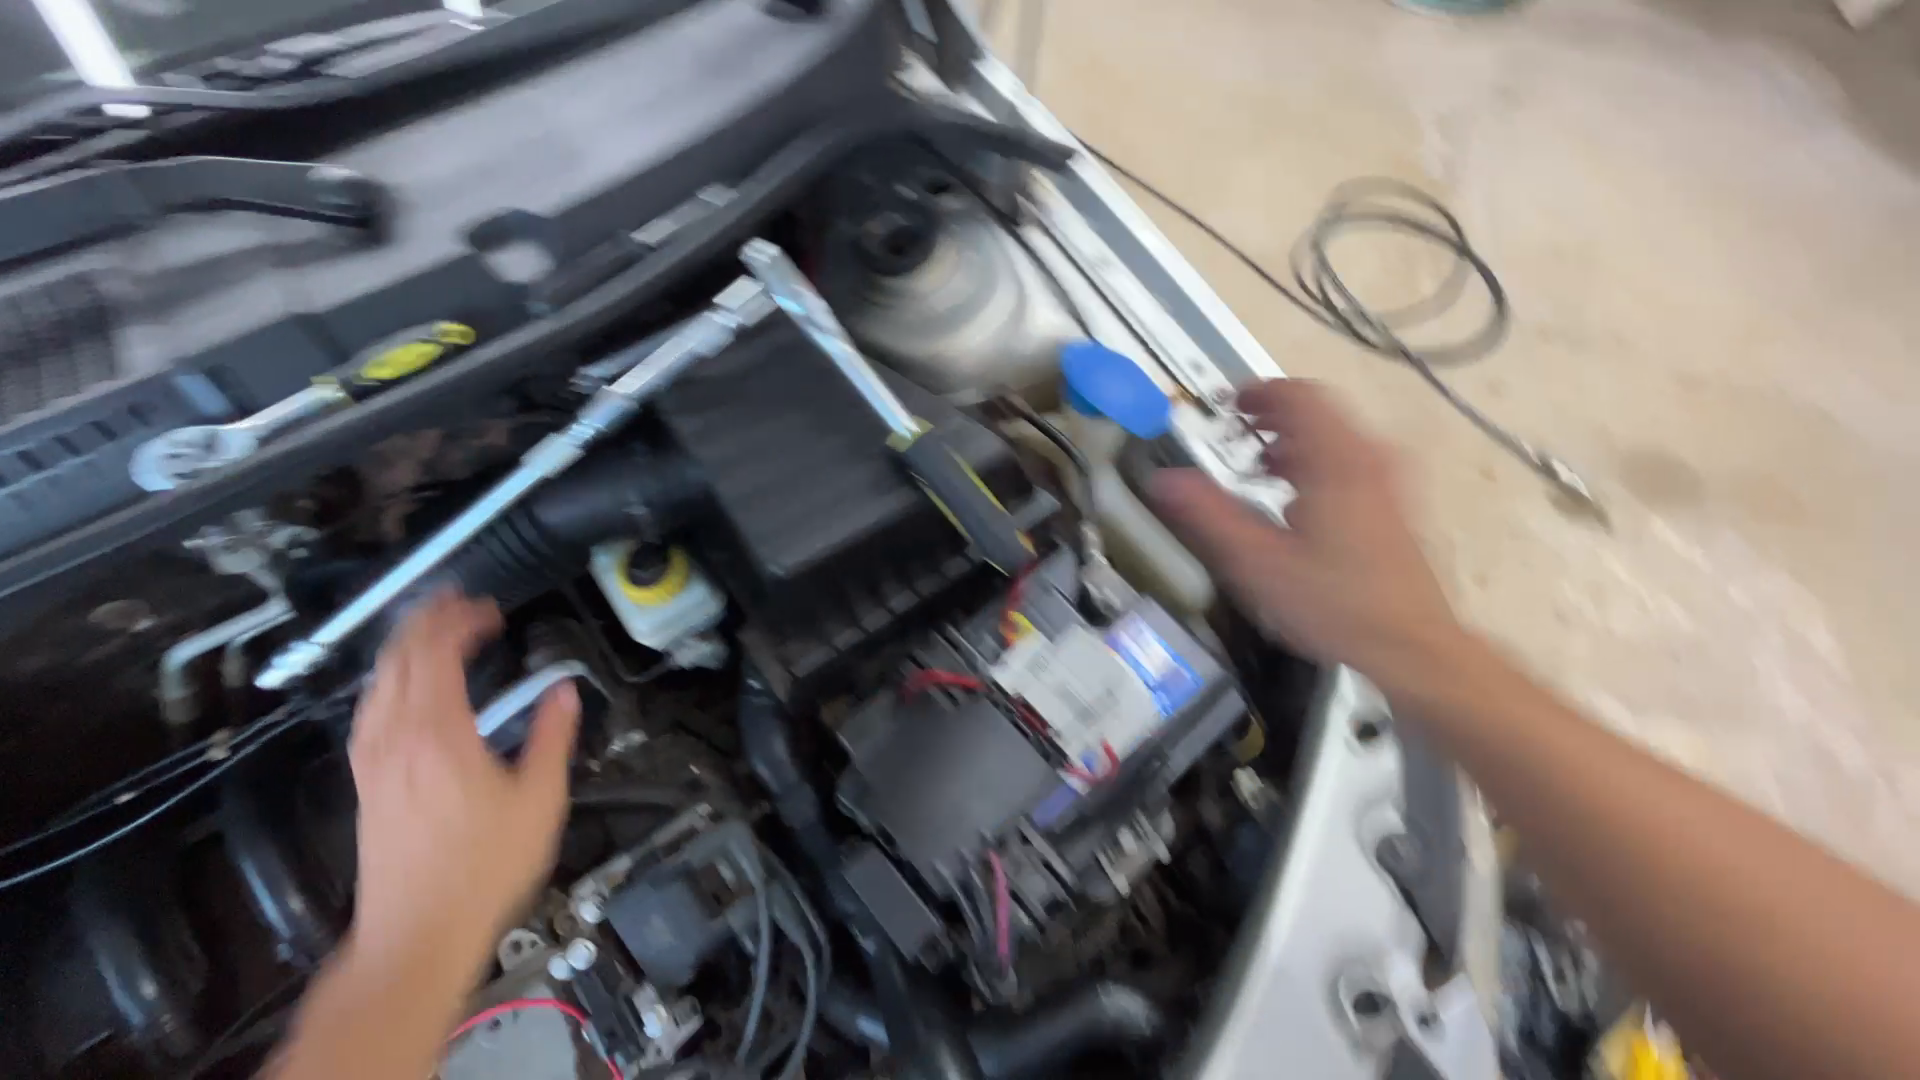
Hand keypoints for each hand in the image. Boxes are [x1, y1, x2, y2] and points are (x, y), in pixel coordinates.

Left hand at [346, 591, 579, 960]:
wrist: (417, 932)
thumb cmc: (484, 867)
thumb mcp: (539, 799)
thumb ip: (553, 737)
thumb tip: (564, 691)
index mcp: (438, 735)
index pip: (438, 654)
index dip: (461, 621)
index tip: (490, 610)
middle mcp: (395, 738)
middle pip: (400, 658)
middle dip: (428, 620)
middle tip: (460, 601)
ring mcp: (372, 760)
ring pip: (377, 681)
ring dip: (403, 646)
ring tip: (431, 628)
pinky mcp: (365, 781)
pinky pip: (368, 710)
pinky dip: (387, 680)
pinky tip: (400, 686)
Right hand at [1150, 380, 1463, 687]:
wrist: (1411, 647)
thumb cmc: (1332, 604)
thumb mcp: (1256, 562)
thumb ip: (1206, 514)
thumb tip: (1163, 480)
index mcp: (1337, 461)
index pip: (1299, 396)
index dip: (1258, 393)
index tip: (1226, 406)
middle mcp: (1371, 459)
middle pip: (1320, 412)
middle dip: (1272, 417)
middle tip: (1235, 434)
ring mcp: (1391, 481)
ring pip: (1338, 436)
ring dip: (1294, 442)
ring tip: (1258, 468)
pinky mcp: (1397, 505)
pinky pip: (1353, 461)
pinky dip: (1317, 463)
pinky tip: (1295, 501)